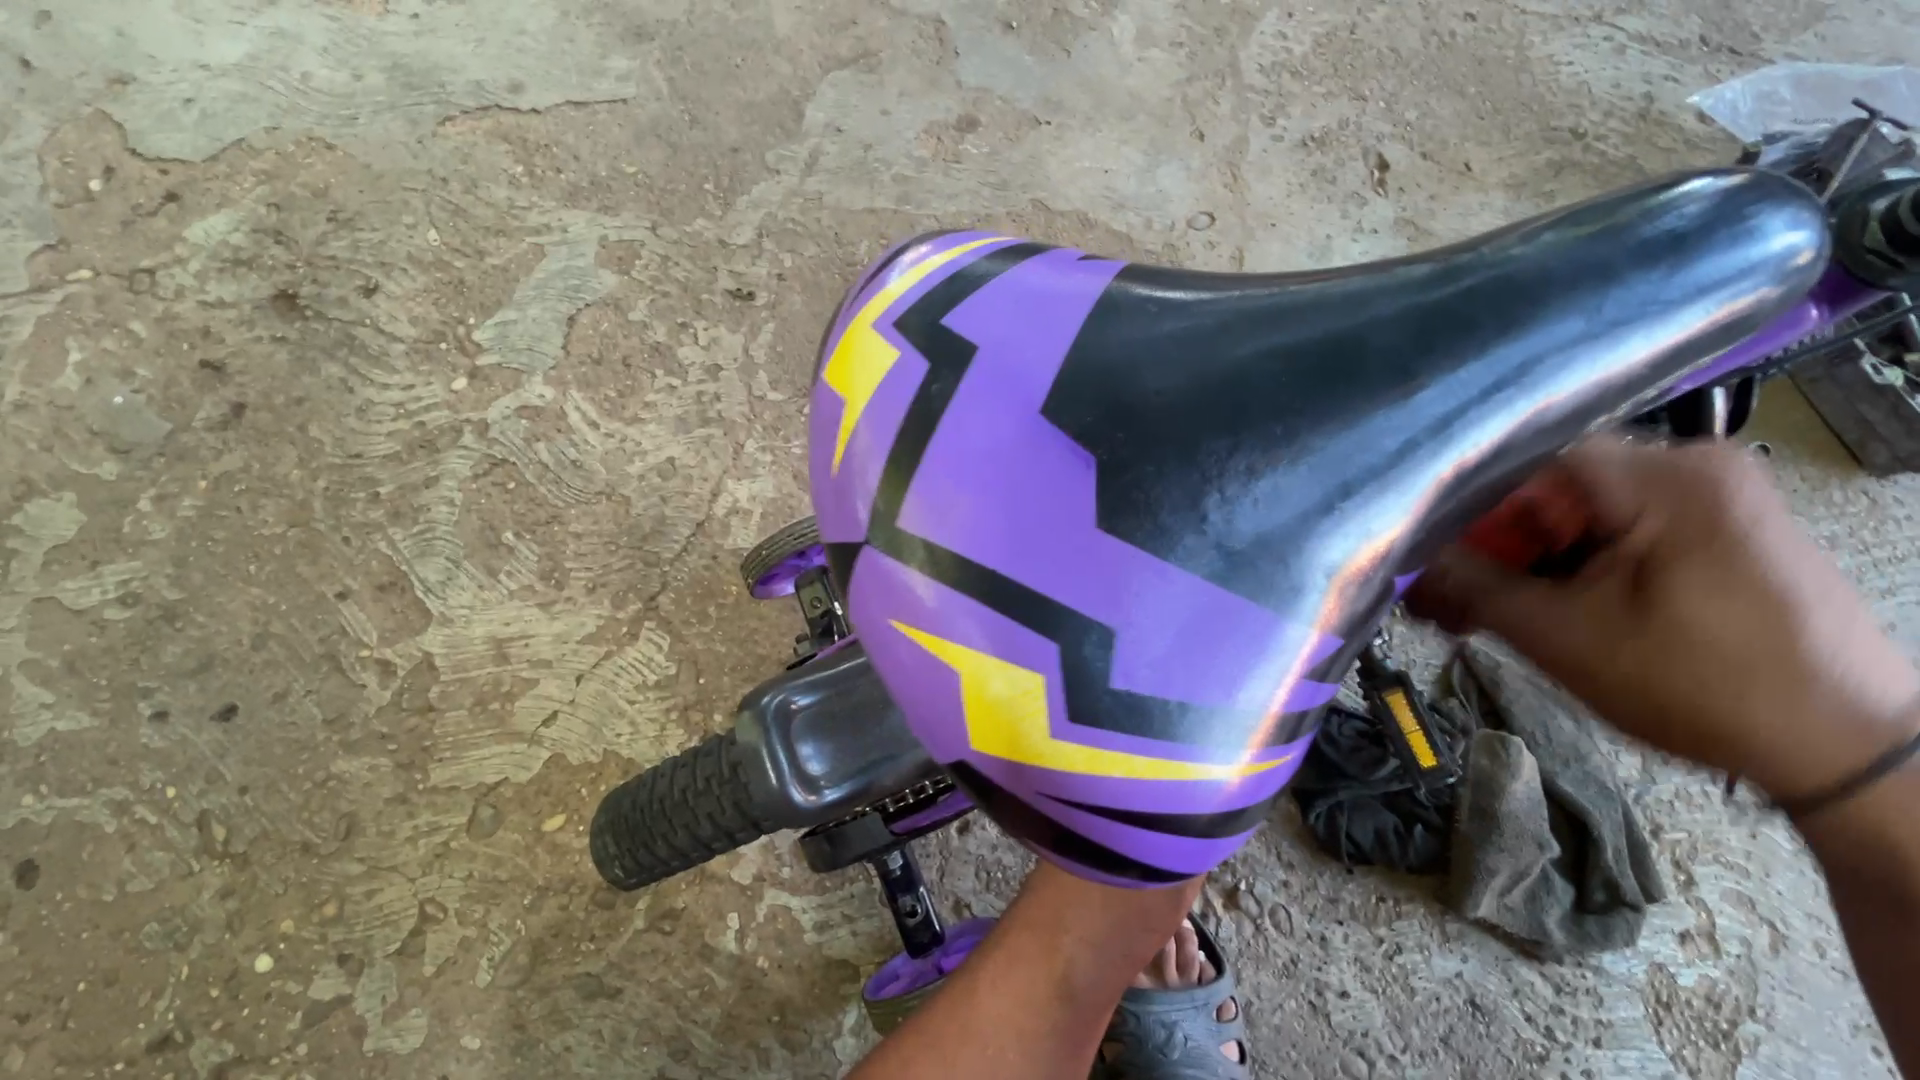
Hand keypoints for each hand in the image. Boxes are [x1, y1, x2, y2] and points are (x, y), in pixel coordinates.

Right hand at [1411, 437, 1919, 801]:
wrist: (1849, 752)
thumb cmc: (1702, 686)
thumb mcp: (1563, 636)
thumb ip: (1473, 585)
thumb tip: (1408, 562)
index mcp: (1663, 475)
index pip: (1521, 462)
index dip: (1458, 509)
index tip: (1418, 556)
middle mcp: (1692, 468)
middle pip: (1549, 489)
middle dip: (1487, 547)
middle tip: (1437, 599)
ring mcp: (1712, 499)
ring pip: (1578, 515)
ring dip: (1522, 563)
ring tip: (1472, 614)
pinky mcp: (1719, 533)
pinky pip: (1616, 533)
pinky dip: (1569, 569)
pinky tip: (1531, 609)